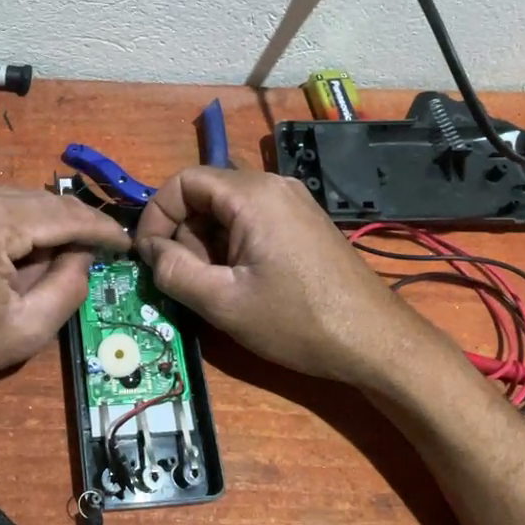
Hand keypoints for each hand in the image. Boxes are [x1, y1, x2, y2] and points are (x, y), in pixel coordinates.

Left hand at [0, 183, 129, 477]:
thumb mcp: (26, 330)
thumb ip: (69, 286)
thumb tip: (84, 254)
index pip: (63, 214)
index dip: (100, 228)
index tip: (125, 243)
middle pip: (37, 201)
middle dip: (68, 227)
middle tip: (94, 254)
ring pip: (10, 200)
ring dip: (36, 225)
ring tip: (51, 260)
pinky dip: (5, 223)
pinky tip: (11, 253)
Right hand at [133, 167, 443, 385]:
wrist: (377, 343)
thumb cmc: (298, 321)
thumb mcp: (223, 303)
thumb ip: (173, 272)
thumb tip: (151, 252)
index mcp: (252, 194)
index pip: (183, 181)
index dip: (156, 214)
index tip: (148, 255)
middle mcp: (273, 185)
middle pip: (205, 194)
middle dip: (183, 234)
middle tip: (186, 279)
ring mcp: (293, 203)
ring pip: (227, 210)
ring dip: (207, 244)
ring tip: (216, 288)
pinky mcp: (304, 223)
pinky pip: (252, 221)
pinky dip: (232, 246)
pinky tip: (242, 283)